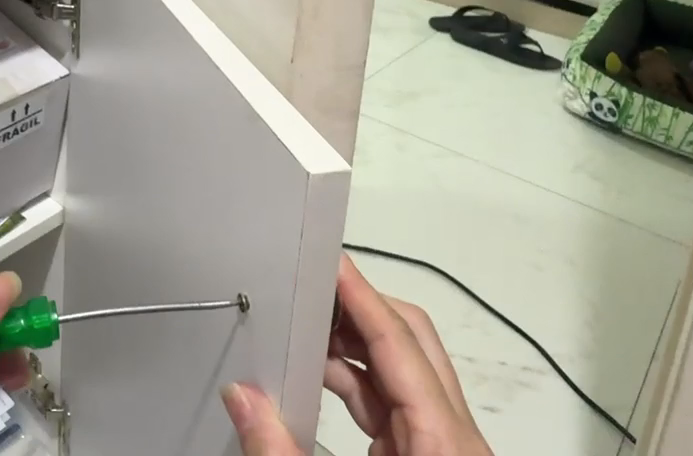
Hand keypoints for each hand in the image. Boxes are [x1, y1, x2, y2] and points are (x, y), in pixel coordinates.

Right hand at [222, 256, 492, 455]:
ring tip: (298, 326)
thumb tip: (240, 395)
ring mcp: (443, 449)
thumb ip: (281, 453)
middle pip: (411, 343)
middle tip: (304, 286)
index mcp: (444, 444)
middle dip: (357, 308)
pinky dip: (353, 379)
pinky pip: (392, 402)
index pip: (400, 342)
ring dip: (351, 343)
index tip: (326, 257)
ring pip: (402, 370)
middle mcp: (453, 438)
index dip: (361, 293)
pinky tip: (315, 374)